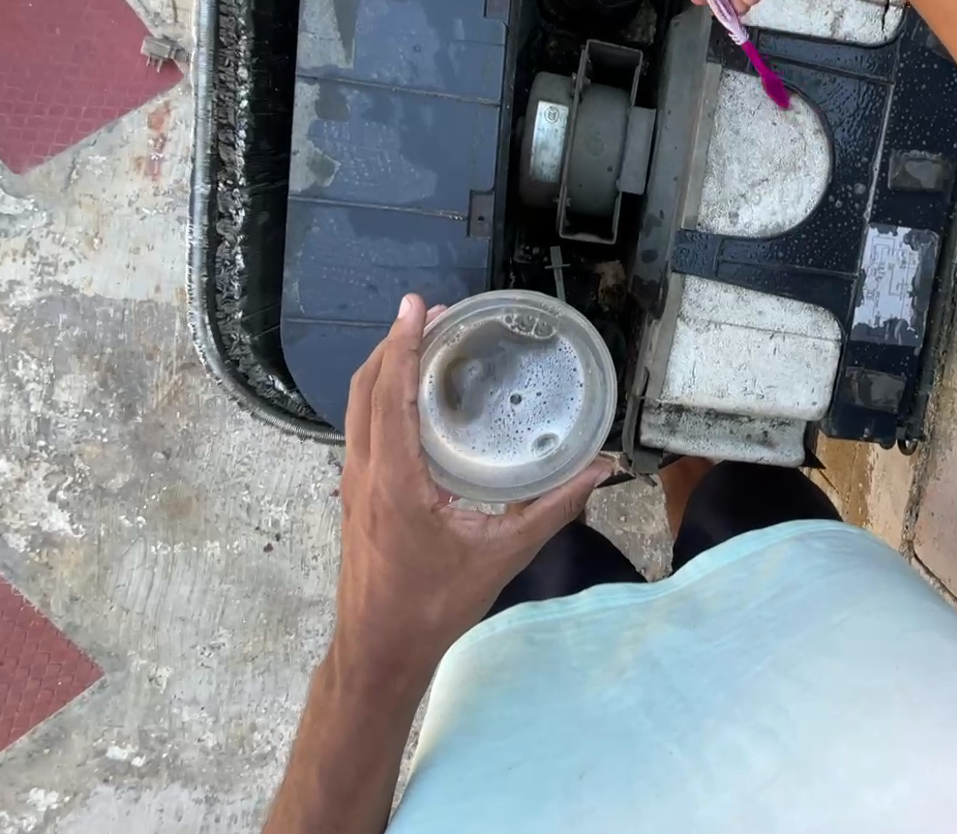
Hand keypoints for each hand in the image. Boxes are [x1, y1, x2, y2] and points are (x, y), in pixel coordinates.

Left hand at [331, 294, 609, 688]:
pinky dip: (380, 393)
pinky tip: (411, 394)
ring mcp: (354, 482)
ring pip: (356, 407)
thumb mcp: (505, 552)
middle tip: (434, 313)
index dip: (403, 346)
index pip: (392, 396)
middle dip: (394, 344)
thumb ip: (556, 506)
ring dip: (383, 366)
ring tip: (422, 340)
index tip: (418, 306)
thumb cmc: (438, 602)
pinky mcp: (356, 493)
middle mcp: (366, 472)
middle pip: (364, 390)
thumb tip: (601, 468)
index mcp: (397, 481)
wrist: (379, 650)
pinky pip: (361, 427)